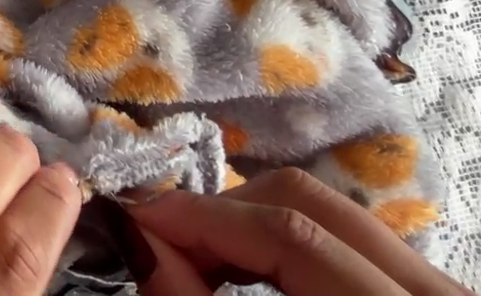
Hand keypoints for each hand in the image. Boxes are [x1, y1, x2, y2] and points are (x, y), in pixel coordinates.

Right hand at [124, 168, 474, 294]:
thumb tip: (144, 245)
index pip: (292, 235)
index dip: (202, 218)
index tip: (134, 224)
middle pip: (307, 203)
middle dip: (220, 213)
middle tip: (162, 247)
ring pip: (327, 214)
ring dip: (247, 225)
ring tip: (198, 261)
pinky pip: (347, 243)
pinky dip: (282, 247)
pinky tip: (246, 277)